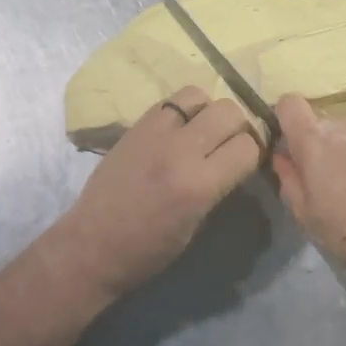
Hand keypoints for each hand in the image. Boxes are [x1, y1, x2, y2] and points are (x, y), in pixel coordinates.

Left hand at [57, 85, 261, 298]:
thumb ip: (219, 186)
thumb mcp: (196, 225)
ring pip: (200, 94)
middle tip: (229, 143)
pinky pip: (171, 100)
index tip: (247, 162)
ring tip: (202, 131)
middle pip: (230, 111)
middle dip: (237, 127)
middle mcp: (180, 151)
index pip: (248, 147)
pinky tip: (179, 128)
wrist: (92, 245)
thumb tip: (238, 160)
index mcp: (199, 185)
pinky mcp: (136, 125)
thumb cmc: (148, 251)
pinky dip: (182, 109)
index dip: (254, 153)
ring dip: (208, 111)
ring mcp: (156, 132)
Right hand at [271, 94, 345, 276]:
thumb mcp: (305, 215)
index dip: (283, 119)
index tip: (286, 145)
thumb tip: (281, 158)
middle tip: (320, 181)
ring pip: (343, 133)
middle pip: (318, 122)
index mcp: (313, 139)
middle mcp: (341, 125)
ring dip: (340, 152)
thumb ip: (288, 180)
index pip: (289, 103)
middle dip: (313, 145)